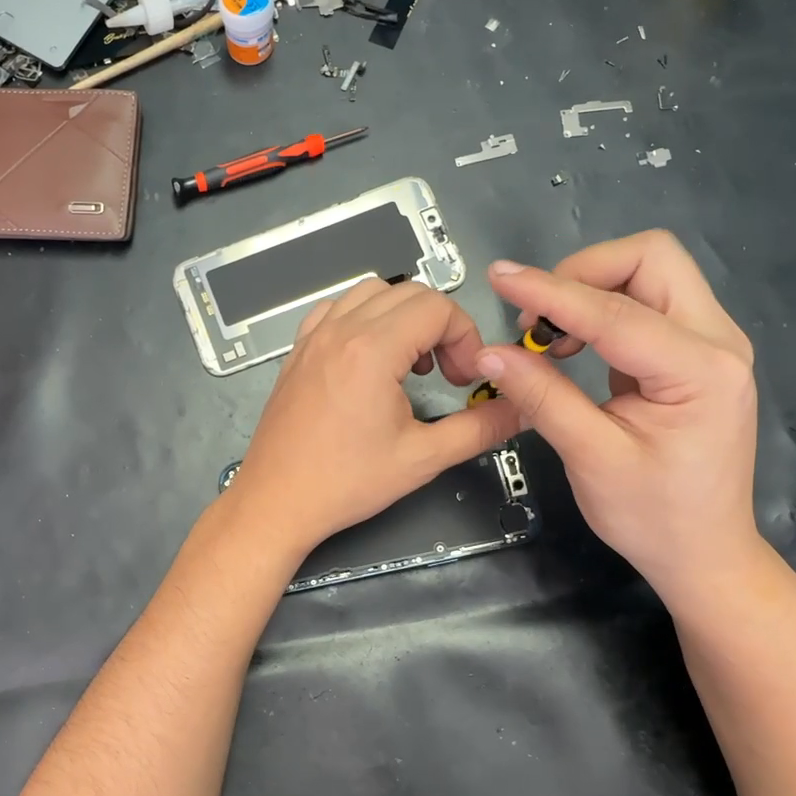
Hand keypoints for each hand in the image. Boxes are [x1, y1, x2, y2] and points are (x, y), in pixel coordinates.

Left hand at [227, 279, 520, 554]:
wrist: (277, 502)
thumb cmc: (344, 483)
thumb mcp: (422, 458)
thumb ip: (479, 428)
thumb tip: (518, 410)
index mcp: (371, 350)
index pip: (437, 307)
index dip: (465, 337)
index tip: (464, 377)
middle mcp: (339, 331)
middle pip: (408, 292)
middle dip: (439, 325)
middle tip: (445, 373)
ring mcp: (312, 339)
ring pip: (370, 293)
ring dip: (401, 316)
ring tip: (410, 364)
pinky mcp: (297, 353)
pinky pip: (335, 310)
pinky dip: (362, 319)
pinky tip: (369, 358)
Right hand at [473, 231, 760, 595]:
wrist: (703, 552)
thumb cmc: (652, 516)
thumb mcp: (590, 458)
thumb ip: (543, 397)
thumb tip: (490, 353)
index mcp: (700, 369)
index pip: (615, 311)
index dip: (551, 292)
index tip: (499, 278)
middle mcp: (718, 340)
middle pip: (652, 259)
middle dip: (584, 272)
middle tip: (535, 318)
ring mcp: (711, 342)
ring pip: (650, 273)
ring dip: (592, 289)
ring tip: (547, 336)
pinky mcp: (694, 352)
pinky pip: (648, 303)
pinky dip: (602, 310)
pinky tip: (571, 345)